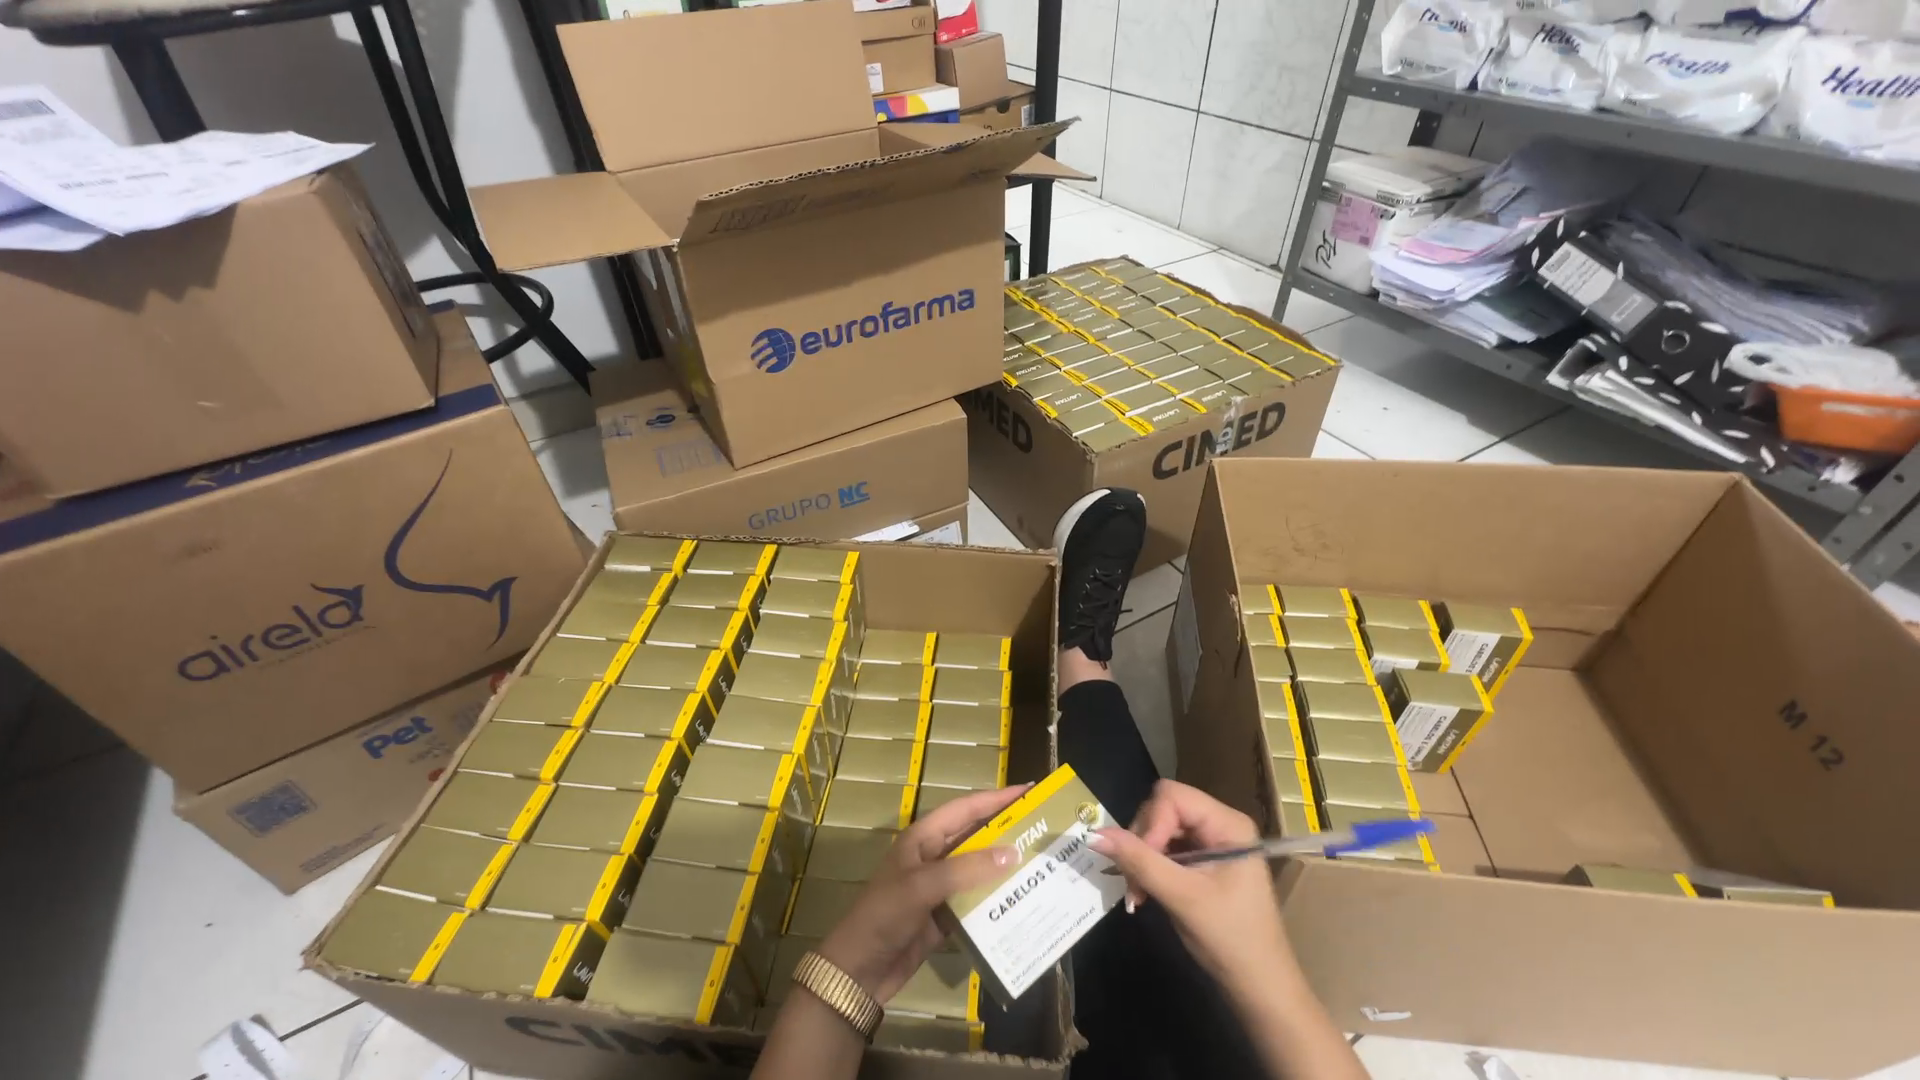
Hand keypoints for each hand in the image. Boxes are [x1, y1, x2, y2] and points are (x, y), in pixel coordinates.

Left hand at [815, 784, 1027, 1002]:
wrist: (858, 970)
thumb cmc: (884, 915)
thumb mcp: (923, 886)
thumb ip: (967, 869)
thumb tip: (1014, 854)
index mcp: (922, 838)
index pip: (965, 809)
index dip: (996, 798)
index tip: (1030, 790)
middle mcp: (932, 857)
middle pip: (975, 836)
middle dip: (1007, 830)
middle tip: (1045, 827)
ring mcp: (939, 888)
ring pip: (979, 870)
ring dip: (1005, 867)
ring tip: (1043, 864)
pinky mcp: (944, 916)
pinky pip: (976, 901)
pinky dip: (997, 900)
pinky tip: (1022, 902)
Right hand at [1087, 779, 1292, 994]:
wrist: (1258, 985)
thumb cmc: (1229, 938)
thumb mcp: (1182, 897)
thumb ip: (1139, 861)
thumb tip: (1094, 834)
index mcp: (1227, 824)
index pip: (1171, 797)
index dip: (1149, 824)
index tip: (1141, 864)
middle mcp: (1219, 824)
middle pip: (1162, 809)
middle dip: (1142, 843)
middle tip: (1134, 884)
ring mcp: (1210, 842)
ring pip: (1158, 829)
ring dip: (1141, 858)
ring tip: (1138, 894)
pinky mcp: (1201, 860)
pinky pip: (1164, 848)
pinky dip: (1148, 868)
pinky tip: (1143, 893)